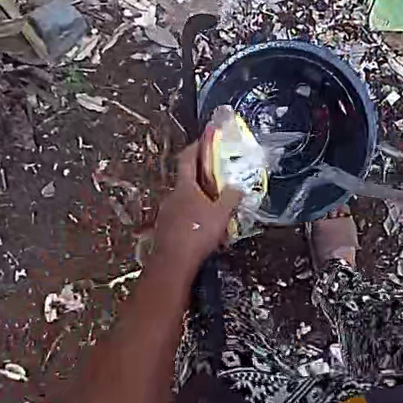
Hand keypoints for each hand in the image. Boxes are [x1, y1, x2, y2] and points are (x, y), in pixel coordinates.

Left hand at [150, 142, 243, 269]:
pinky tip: (204, 228)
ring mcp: (166, 213)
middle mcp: (173, 196)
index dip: (196, 147)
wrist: (174, 263)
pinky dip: (193, 216)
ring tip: (214, 207)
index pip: (187, 159)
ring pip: (185, 200)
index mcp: (185, 187)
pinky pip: (182, 216)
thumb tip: (238, 187)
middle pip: (187, 180)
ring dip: (199, 199)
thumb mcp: (222, 213)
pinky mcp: (165, 229)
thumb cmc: (198, 232)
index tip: (205, 139)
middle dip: (202, 177)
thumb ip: (231, 197)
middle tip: (218, 178)